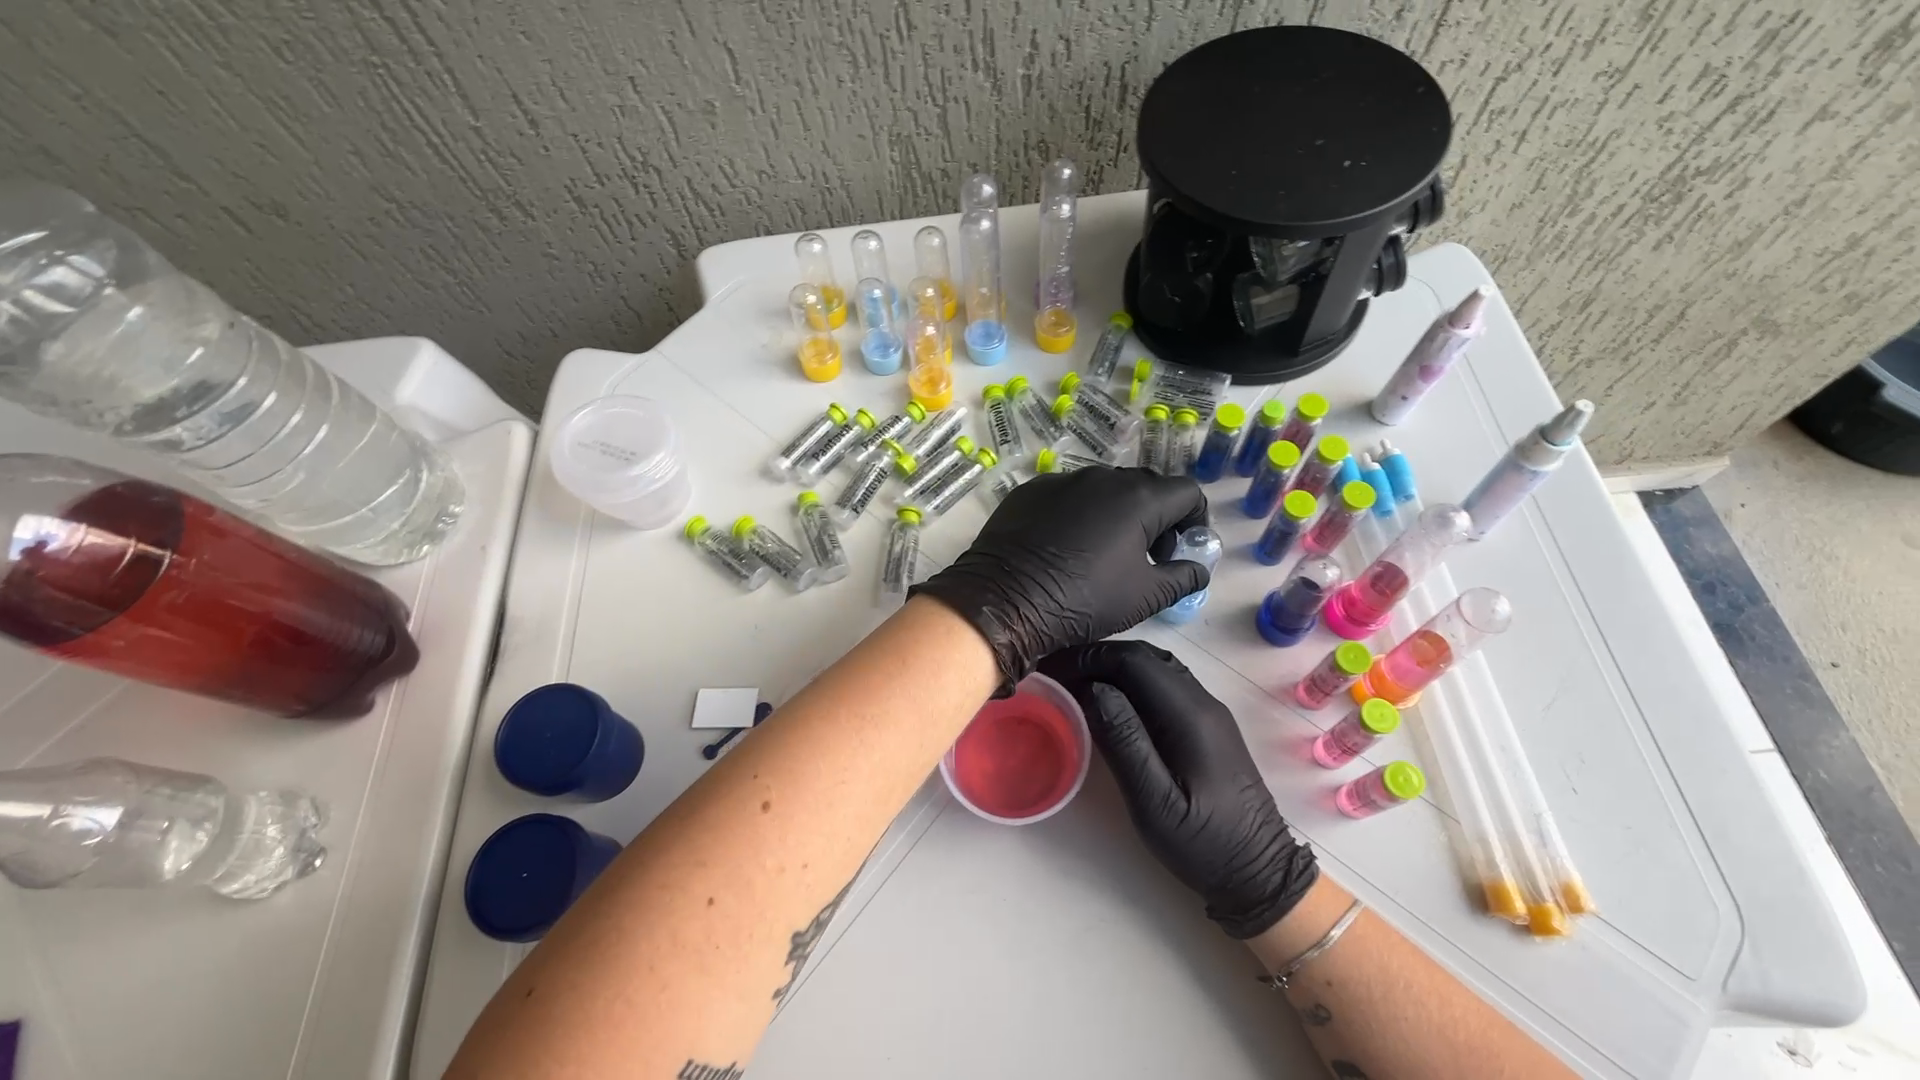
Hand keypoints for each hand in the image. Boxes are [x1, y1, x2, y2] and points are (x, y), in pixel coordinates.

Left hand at [912, 467, 1207, 688]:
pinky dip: (1079, 513)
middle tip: (1149, 555)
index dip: (1195, 520)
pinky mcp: (1030, 490)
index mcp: (1138, 498)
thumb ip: (1182, 577)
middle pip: (1146, 487)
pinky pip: (1068, 494)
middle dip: (1157, 517)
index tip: (1183, 548)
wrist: (1003, 600)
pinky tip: (1066, 546)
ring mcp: (1062, 479)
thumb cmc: (1083, 600)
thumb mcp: (1145, 596)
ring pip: (1104, 489)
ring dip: (1117, 513)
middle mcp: (1102, 477)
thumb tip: (1198, 568)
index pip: (1187, 492)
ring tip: (1105, 552)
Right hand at [1040, 640, 1316, 938]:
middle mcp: (1202, 702)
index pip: (1132, 661)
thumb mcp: (1155, 802)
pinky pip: (1164, 685)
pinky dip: (1130, 681)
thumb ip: (1124, 741)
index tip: (1050, 671)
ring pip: (1155, 667)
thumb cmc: (1204, 844)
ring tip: (1073, 683)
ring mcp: (1209, 712)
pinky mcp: (1208, 725)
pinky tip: (1107, 701)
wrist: (1261, 873)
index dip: (1087, 658)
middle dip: (1095, 657)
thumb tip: (1092, 688)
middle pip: (1144, 656)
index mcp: (1189, 715)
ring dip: (1112, 666)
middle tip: (1054, 675)